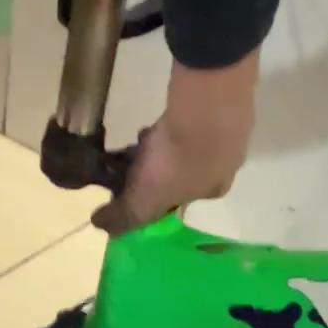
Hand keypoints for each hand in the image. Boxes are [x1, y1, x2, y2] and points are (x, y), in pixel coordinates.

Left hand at [92, 55, 258, 234]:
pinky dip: (172, 122)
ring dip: (161, 145)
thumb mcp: (144, 200)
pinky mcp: (219, 102)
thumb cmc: (177, 164)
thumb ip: (123, 216)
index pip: (179, 200)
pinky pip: (190, 119)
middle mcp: (226, 166)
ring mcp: (226, 132)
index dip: (152, 195)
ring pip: (185, 145)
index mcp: (213, 190)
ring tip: (140, 136)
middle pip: (182, 172)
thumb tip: (102, 225)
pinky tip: (158, 117)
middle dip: (154, 168)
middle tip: (132, 156)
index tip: (130, 183)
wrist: (205, 109)